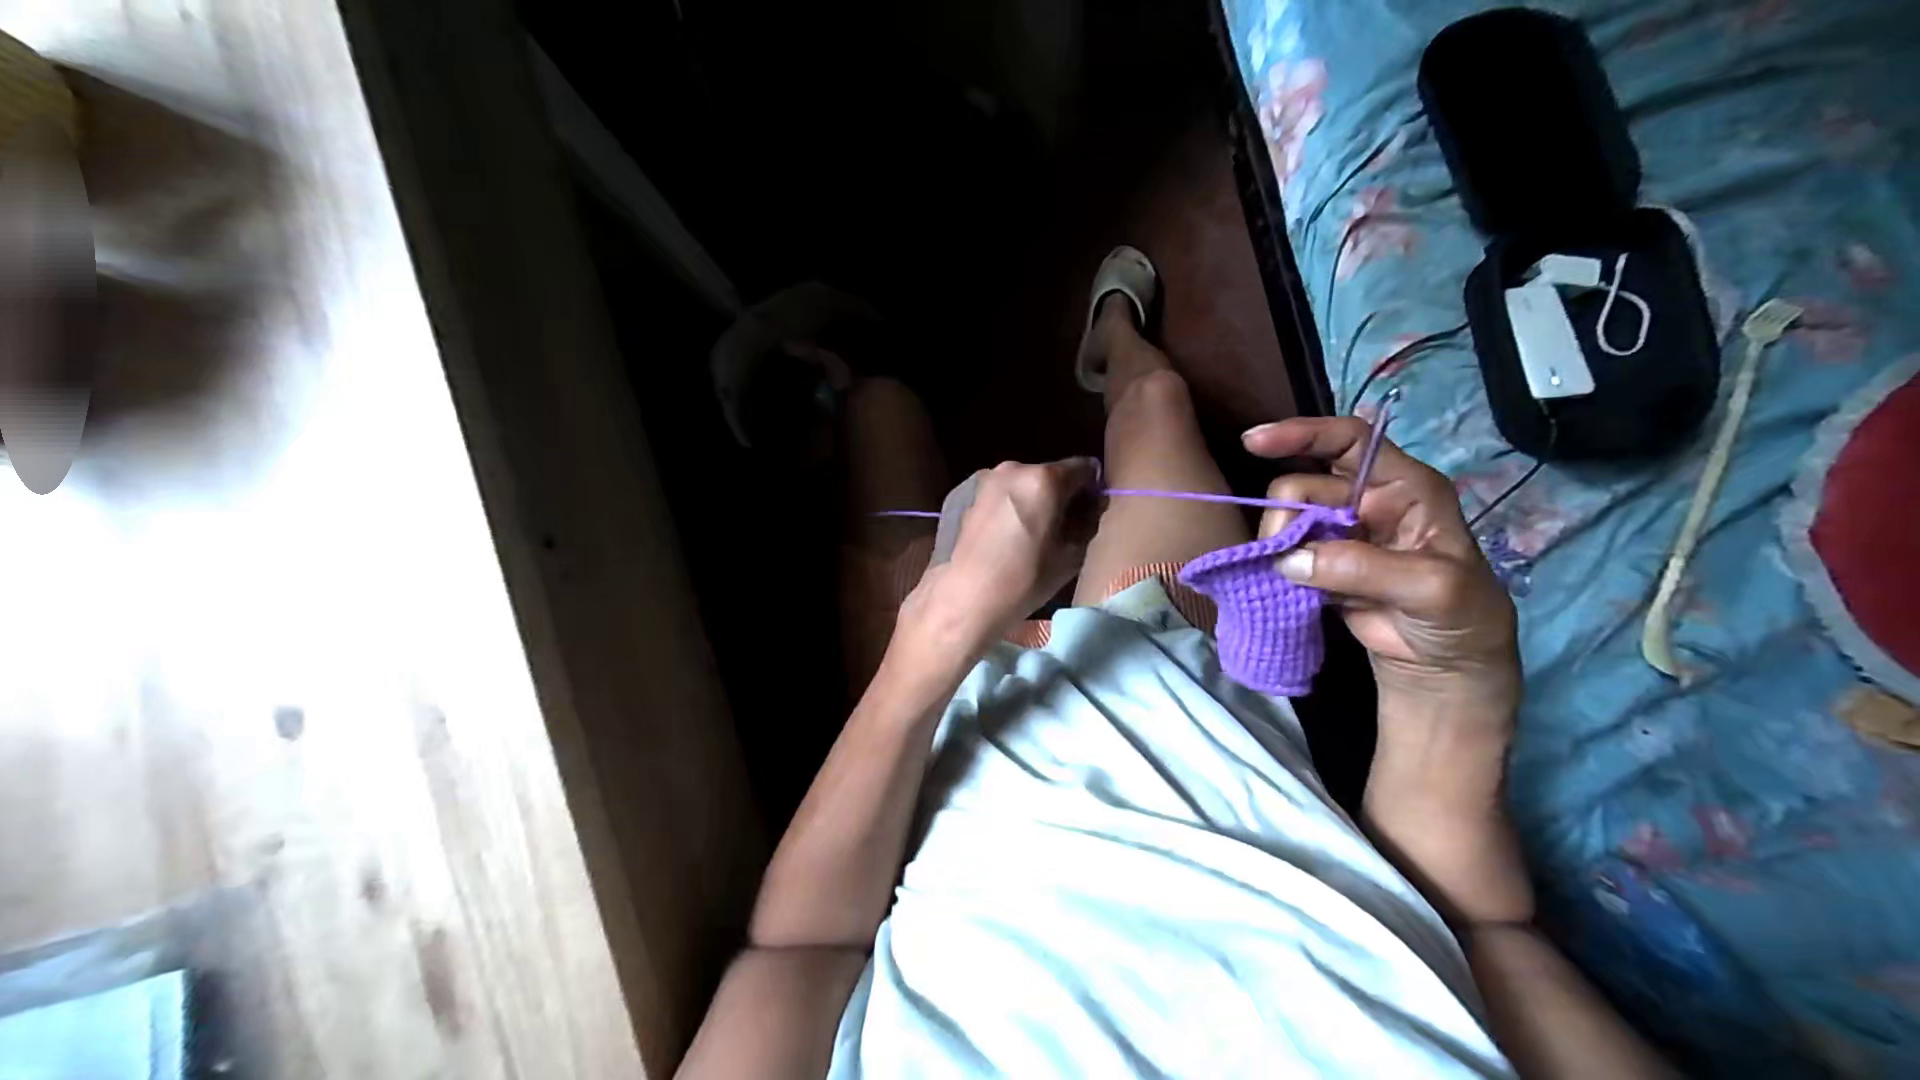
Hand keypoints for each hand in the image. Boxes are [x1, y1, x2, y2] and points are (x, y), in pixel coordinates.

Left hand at [901, 458, 1099, 650]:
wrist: (963, 598)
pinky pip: (998, 495)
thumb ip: (1088, 522)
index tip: (1089, 514)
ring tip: (1027, 537)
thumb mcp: (1071, 556)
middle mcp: (1013, 469)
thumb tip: (1092, 506)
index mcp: (1044, 479)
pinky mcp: (961, 493)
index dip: (1092, 490)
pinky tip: (1001, 538)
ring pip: (1022, 484)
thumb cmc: (1023, 580)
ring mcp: (983, 479)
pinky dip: (1007, 508)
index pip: (1084, 468)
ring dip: (1032, 501)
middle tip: (1059, 530)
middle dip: (1060, 496)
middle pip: (1050, 474)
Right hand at [1241, 416, 1518, 722]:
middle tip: (1285, 558)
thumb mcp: (1432, 589)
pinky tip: (1280, 583)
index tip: (1254, 443)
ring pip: (1285, 519)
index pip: (1350, 441)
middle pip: (1302, 486)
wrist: (1444, 668)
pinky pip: (1281, 552)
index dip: (1303, 434)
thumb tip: (1289, 559)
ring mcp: (1339, 533)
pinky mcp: (1317, 564)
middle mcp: (1366, 500)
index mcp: (1404, 487)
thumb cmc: (1462, 618)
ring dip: (1278, 545)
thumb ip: (1364, 568)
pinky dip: (1274, 565)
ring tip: (1292, 578)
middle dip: (1284, 517)